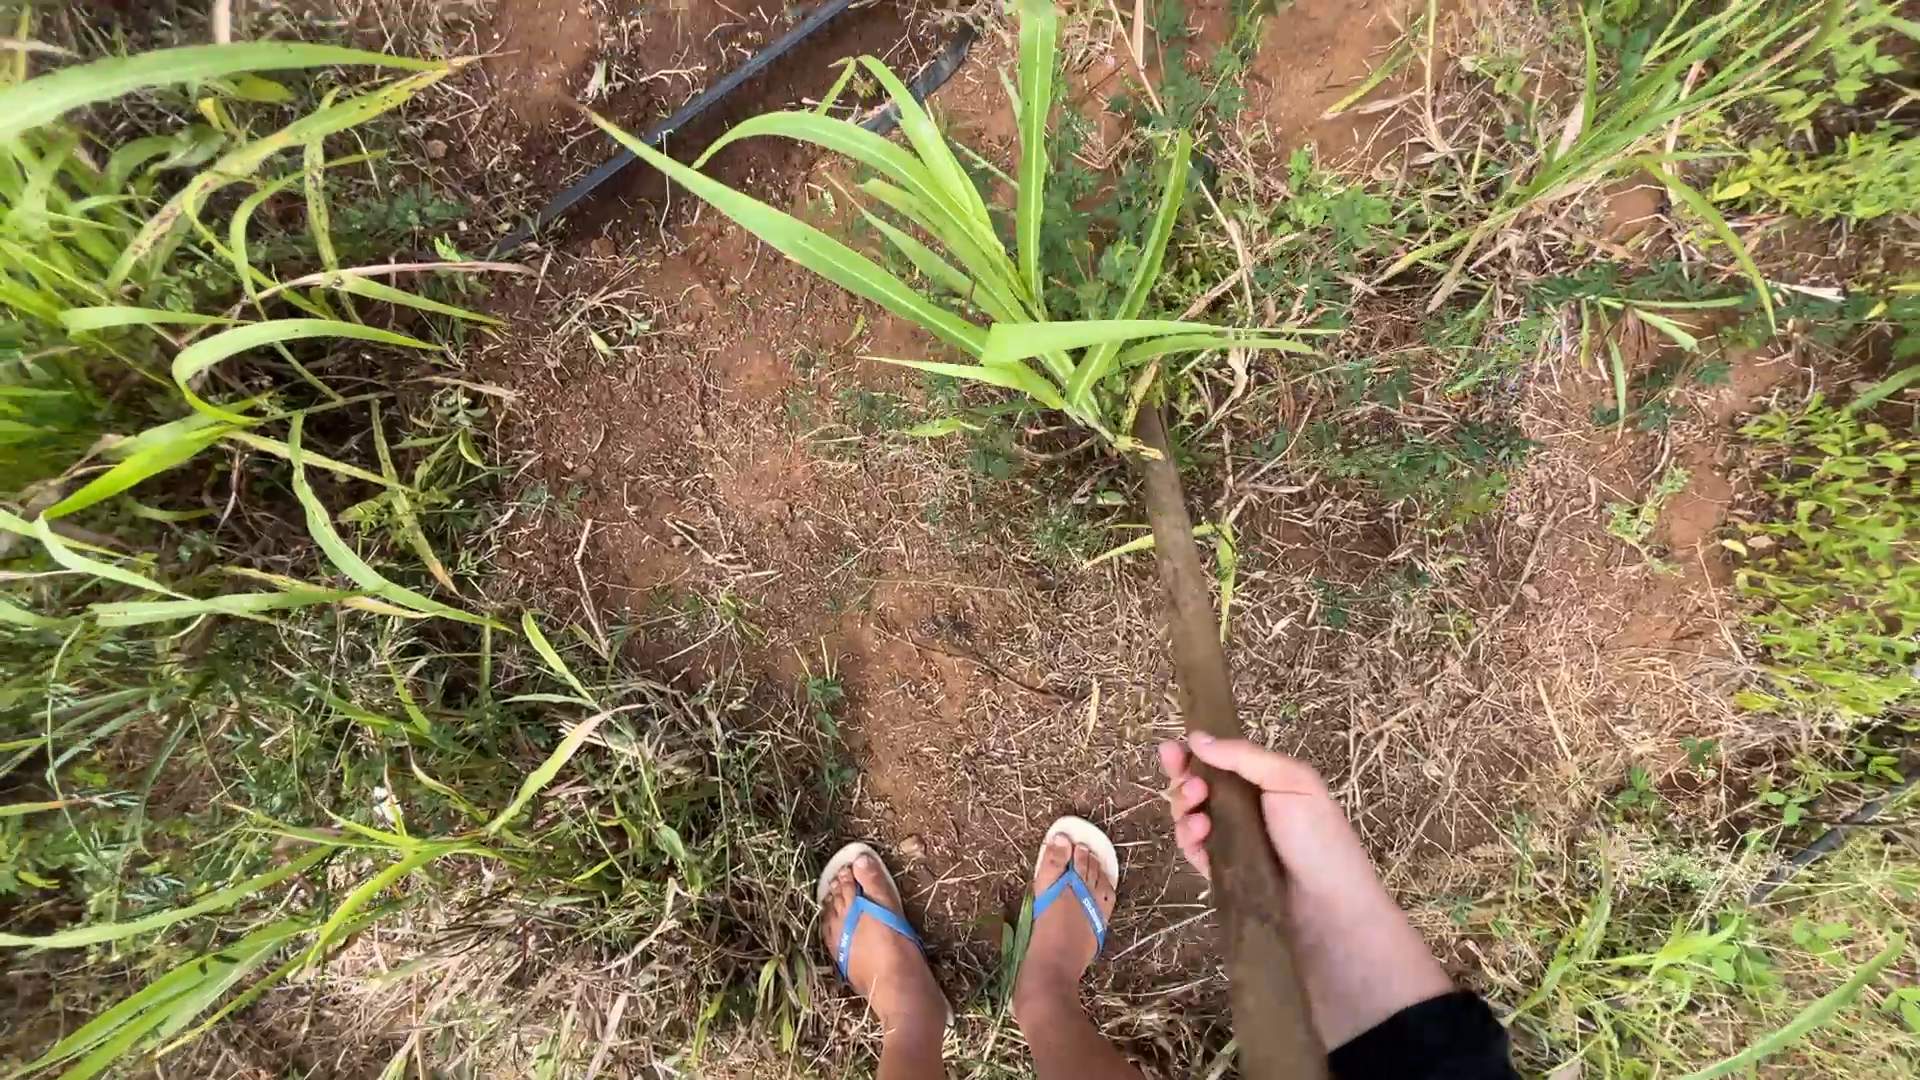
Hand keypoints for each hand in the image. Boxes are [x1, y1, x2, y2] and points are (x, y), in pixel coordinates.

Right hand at [1159, 733, 1456, 1047]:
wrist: (1331, 913)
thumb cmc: (1318, 839)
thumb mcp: (1291, 781)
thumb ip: (1244, 756)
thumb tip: (1196, 736)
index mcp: (1263, 782)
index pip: (1218, 759)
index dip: (1192, 753)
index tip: (1172, 750)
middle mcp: (1244, 807)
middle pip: (1197, 783)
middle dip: (1184, 778)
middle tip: (1190, 785)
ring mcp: (1231, 840)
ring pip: (1189, 813)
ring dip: (1184, 807)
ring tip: (1197, 813)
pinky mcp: (1221, 870)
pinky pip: (1192, 847)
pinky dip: (1188, 837)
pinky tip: (1199, 836)